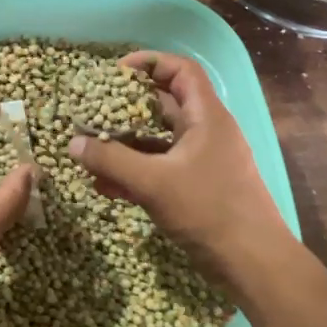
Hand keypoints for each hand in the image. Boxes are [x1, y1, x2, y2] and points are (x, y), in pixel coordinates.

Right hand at [66, 51, 290, 279]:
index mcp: (207, 117)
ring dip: (126, 145)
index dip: (150, 63)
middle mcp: (207, 133)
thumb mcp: (153, 183)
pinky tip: (106, 188)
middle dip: (127, 108)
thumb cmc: (209, 210)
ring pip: (159, 142)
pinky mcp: (198, 189)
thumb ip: (112, 161)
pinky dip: (136, 173)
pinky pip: (161, 170)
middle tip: (94, 111)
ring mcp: (203, 162)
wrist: (253, 263)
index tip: (116, 72)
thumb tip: (73, 143)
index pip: (182, 71)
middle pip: (165, 105)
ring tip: (92, 152)